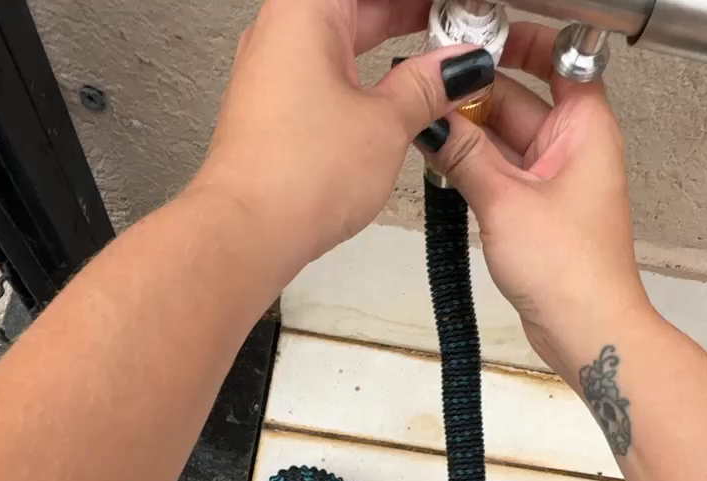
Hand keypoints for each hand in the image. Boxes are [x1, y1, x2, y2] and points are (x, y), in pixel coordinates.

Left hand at [191, 0, 497, 271]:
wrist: (249, 232)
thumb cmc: (299, 173)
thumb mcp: (386, 125)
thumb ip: (426, 88)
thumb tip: (457, 67)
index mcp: (307, 8)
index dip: (421, 3)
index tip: (455, 12)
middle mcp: (283, 30)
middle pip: (358, 4)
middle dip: (411, 14)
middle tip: (456, 29)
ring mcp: (275, 73)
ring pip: (343, 40)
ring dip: (390, 45)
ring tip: (437, 61)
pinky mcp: (276, 114)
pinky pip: (327, 76)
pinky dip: (364, 78)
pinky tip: (394, 98)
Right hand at [421, 24, 651, 377]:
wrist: (586, 330)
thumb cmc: (572, 271)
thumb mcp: (506, 201)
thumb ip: (464, 155)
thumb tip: (432, 119)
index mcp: (584, 127)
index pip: (555, 58)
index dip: (515, 43)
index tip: (472, 41)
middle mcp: (572, 149)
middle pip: (518, 99)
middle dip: (474, 97)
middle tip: (426, 95)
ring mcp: (553, 183)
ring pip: (504, 141)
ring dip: (469, 137)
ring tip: (426, 130)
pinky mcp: (537, 214)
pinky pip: (501, 176)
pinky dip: (474, 171)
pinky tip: (443, 167)